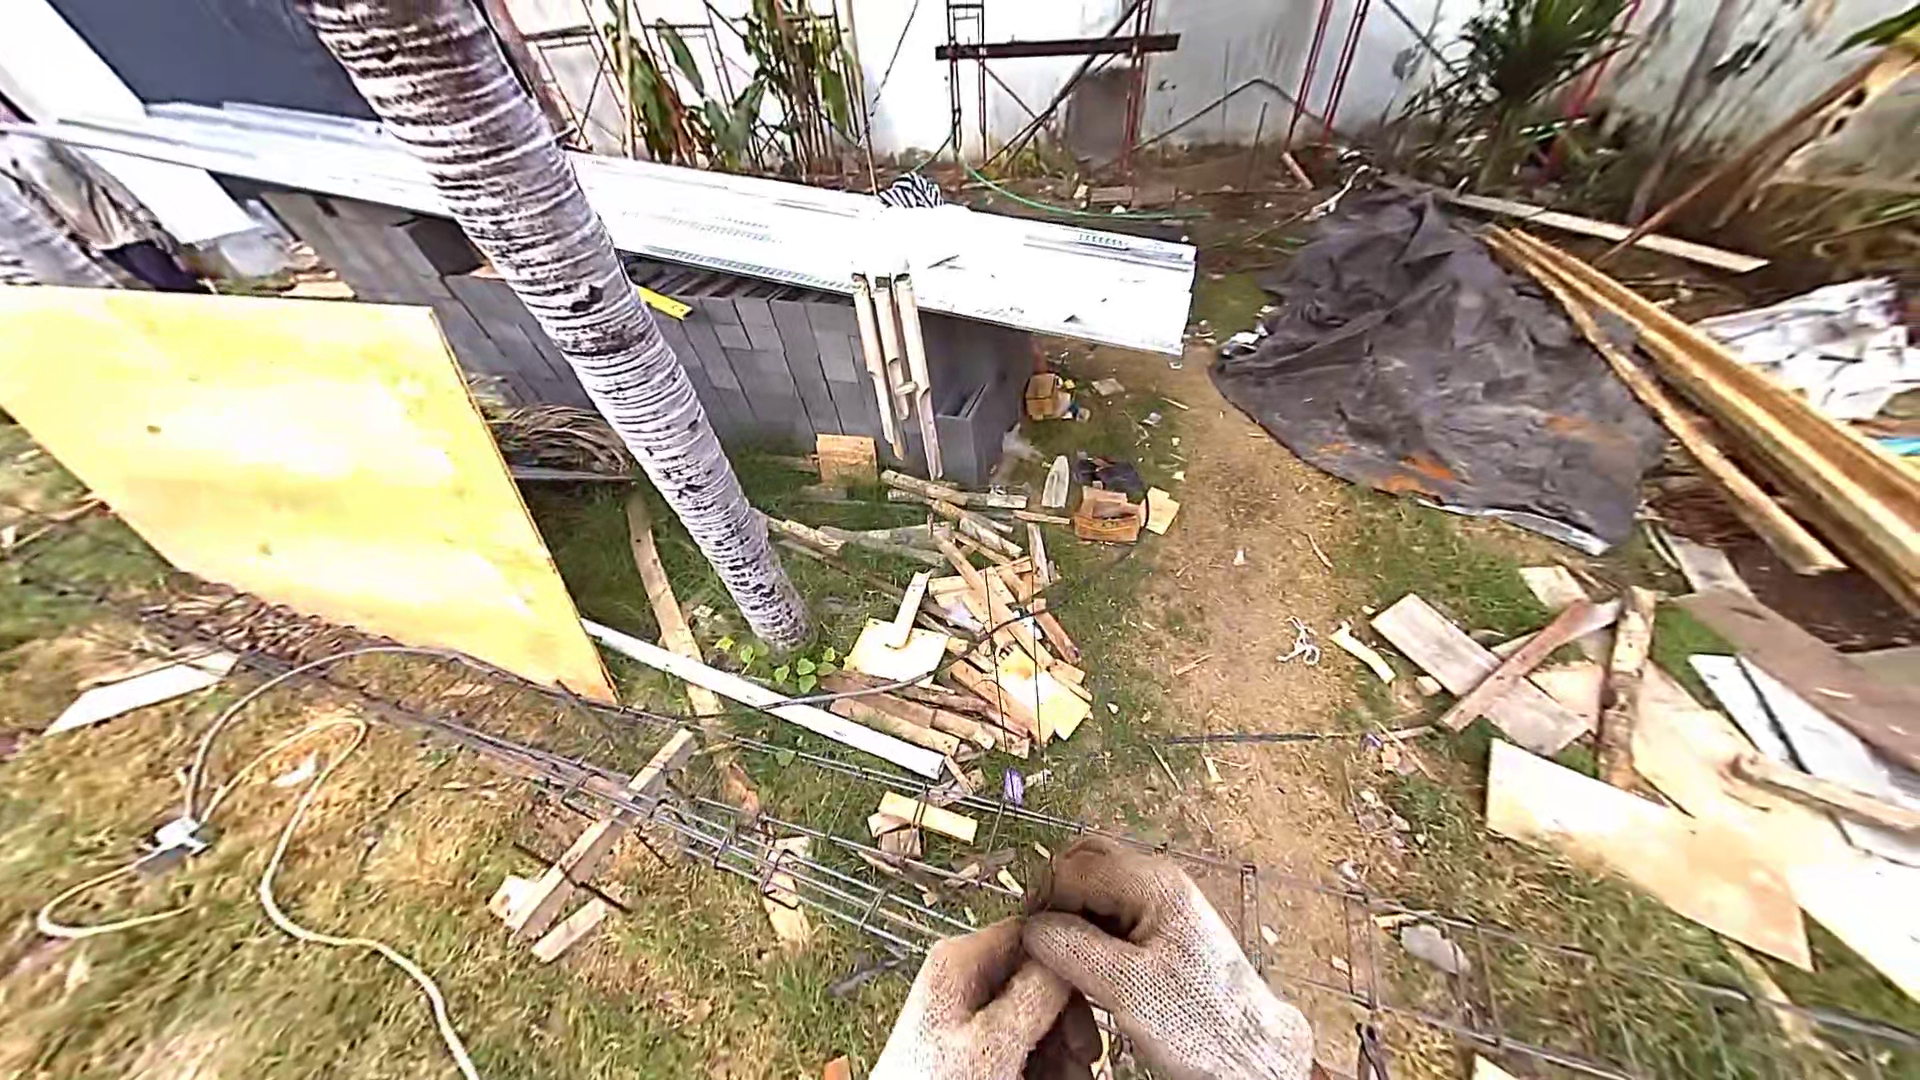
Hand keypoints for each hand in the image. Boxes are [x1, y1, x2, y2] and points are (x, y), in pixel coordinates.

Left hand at [871, 917, 1093, 1079]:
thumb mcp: (991, 1042)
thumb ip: (1032, 994)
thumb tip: (1067, 957)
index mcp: (960, 959)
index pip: (1025, 931)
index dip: (1062, 959)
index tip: (1090, 994)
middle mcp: (964, 979)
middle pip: (1034, 978)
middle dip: (1066, 1017)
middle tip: (1083, 1054)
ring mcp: (968, 1015)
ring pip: (1033, 1016)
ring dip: (1060, 1047)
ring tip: (1073, 1075)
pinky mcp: (973, 1048)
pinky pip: (1020, 1043)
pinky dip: (1043, 1063)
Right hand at [1023, 837, 1314, 1079]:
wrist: (1255, 1059)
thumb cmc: (1201, 1027)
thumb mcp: (1128, 989)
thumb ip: (1073, 948)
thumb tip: (1030, 926)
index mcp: (1152, 881)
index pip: (1076, 867)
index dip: (1044, 896)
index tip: (1025, 933)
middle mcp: (1156, 878)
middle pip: (1086, 861)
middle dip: (1056, 893)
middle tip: (1037, 934)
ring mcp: (1159, 898)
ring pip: (1096, 883)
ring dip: (1071, 909)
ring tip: (1058, 950)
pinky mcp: (1161, 922)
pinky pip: (1112, 907)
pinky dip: (1089, 923)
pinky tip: (1083, 958)